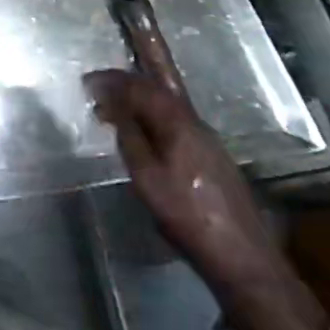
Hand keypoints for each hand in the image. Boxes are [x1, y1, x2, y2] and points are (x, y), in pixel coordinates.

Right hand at [86, 69, 328, 329]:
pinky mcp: (210, 156)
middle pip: (159, 87)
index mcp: (177, 122)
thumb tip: (115, 107)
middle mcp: (194, 122)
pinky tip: (141, 130)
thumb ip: (130, 137)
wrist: (242, 256)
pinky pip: (174, 120)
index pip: (140, 87)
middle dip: (132, 74)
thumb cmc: (186, 213)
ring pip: (167, 104)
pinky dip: (151, 116)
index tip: (88, 79)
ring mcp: (206, 139)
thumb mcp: (146, 176)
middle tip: (106, 73)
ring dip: (139, 99)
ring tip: (113, 107)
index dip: (112, 80)